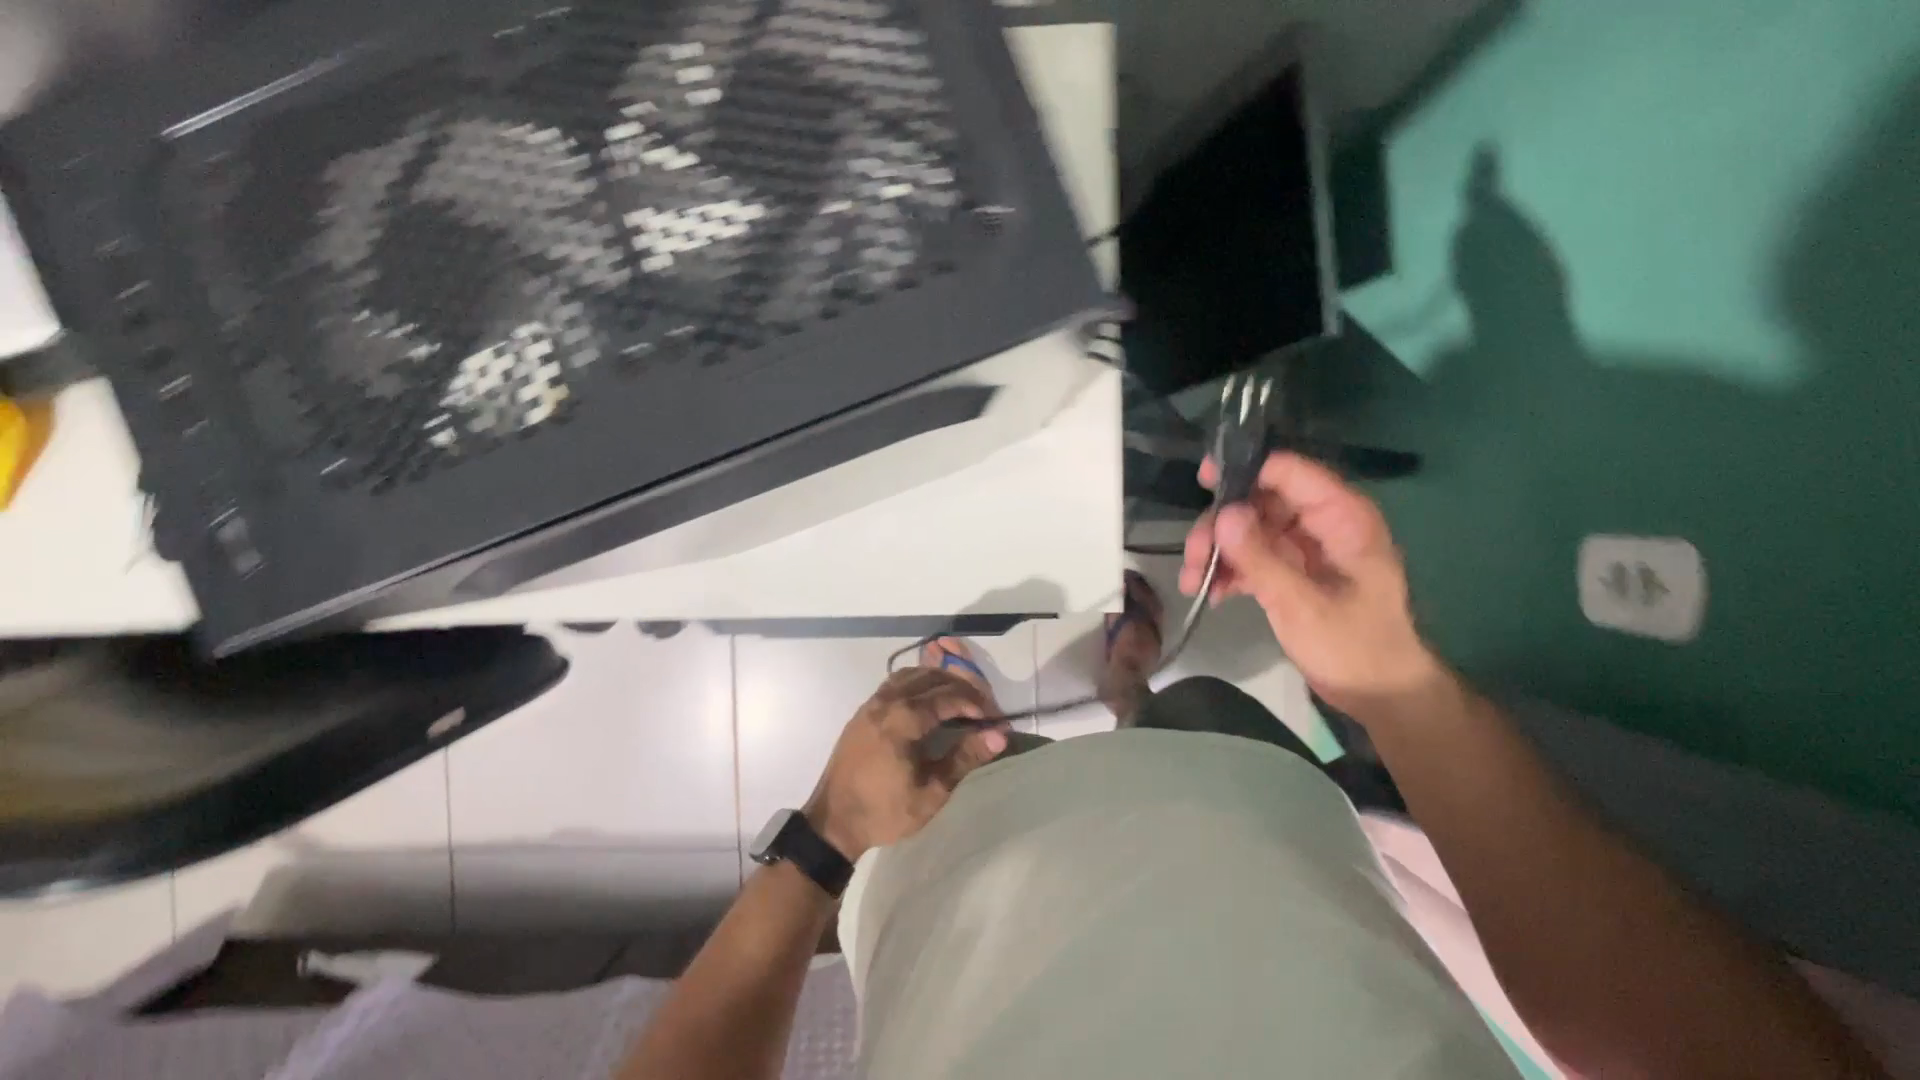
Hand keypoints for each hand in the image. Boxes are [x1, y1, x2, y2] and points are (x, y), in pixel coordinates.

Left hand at [803, 669, 1008, 860]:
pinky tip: (927, 702)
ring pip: (910, 675)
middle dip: (960, 688)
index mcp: (902, 719)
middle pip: (930, 678)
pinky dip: (916, 684)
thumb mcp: (932, 792)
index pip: (947, 697)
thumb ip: (964, 758)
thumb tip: (998, 735)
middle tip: (982, 707)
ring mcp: (870, 705)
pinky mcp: (862, 713)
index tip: (994, 719)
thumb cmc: (885, 811)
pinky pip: (893, 684)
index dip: (975, 704)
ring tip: (958, 699)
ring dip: (937, 681)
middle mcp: (885, 702)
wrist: (833, 823)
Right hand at [1180, 452, 1444, 717]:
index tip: (1203, 480)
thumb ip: (1261, 558)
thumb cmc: (1355, 647)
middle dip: (1221, 525)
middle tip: (1195, 558)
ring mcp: (1305, 546)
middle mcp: (1322, 522)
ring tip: (1195, 582)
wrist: (1380, 694)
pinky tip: (1212, 594)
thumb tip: (1223, 514)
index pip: (1289, 472)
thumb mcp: (1303, 605)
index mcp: (1342, 516)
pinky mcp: (1291, 570)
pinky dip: (1229, 571)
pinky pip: (1251, 555)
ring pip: (1248, 528)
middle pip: (1259, 500)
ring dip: (1218, 551)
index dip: (1246, 468)